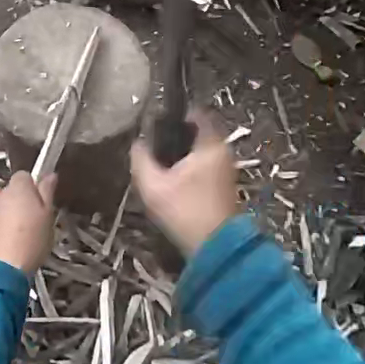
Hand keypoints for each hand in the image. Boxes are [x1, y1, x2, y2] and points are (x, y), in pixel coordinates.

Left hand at [0, 171, 57, 273]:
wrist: (2, 267)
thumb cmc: (32, 238)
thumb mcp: (48, 214)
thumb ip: (47, 191)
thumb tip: (50, 174)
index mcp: (18, 187)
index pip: (24, 175)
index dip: (33, 187)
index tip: (41, 203)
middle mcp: (0, 193)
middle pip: (12, 190)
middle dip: (21, 200)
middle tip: (35, 219)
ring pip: (3, 205)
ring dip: (10, 213)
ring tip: (22, 233)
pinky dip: (1, 225)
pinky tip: (10, 241)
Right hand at [131, 110, 238, 256]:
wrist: (215, 250)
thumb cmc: (184, 211)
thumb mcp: (152, 186)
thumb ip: (141, 159)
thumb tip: (137, 143)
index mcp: (211, 145)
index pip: (198, 114)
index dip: (177, 113)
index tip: (158, 121)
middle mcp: (224, 153)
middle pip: (199, 134)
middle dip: (177, 137)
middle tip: (154, 144)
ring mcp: (227, 172)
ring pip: (202, 153)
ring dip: (183, 155)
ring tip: (159, 165)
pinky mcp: (225, 189)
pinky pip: (206, 168)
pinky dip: (191, 170)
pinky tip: (173, 183)